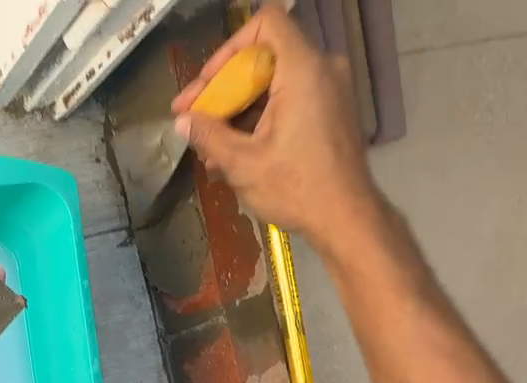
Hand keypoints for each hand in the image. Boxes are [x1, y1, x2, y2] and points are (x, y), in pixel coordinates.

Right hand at [173, 6, 382, 243]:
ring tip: (208, 149)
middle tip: (191, 119)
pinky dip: (258, 119)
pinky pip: (286, 100)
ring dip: (236, 111)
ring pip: (271, 84)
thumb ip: (209, 136)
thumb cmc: (295, 188)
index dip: (228, 49)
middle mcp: (320, 68)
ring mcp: (328, 89)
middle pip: (262, 58)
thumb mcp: (242, 164)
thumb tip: (181, 121)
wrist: (344, 215)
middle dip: (222, 89)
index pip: (266, 23)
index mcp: (302, 70)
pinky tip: (233, 153)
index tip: (206, 85)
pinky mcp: (329, 109)